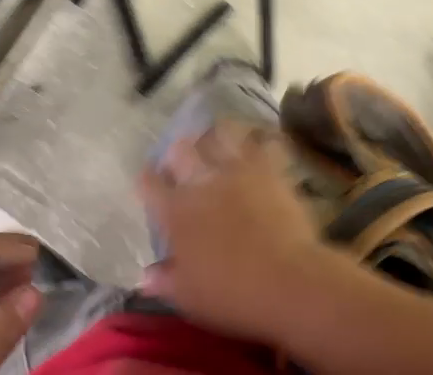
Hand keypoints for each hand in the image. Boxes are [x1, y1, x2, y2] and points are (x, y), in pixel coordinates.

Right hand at [138, 121, 333, 343]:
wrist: (287, 282)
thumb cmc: (232, 295)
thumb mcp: (188, 298)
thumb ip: (164, 281)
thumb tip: (145, 275)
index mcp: (175, 212)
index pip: (149, 183)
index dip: (147, 180)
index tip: (150, 184)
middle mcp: (200, 182)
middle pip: (179, 150)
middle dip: (177, 154)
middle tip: (182, 163)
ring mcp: (234, 171)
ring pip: (217, 136)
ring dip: (214, 139)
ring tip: (217, 144)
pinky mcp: (267, 169)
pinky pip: (260, 143)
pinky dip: (256, 141)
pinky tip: (257, 144)